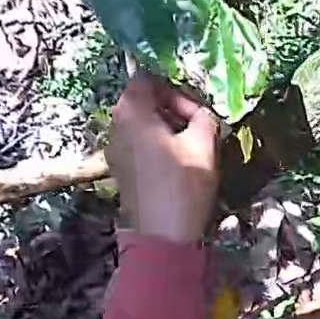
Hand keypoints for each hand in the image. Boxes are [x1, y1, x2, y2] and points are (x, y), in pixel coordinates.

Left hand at [108, 73, 221, 243]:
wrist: (163, 239)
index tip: (196, 111)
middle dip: (173, 109)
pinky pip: (140, 147)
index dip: (176, 88)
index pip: (149, 79)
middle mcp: (116, 126)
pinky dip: (158, 148)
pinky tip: (178, 165)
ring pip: (143, 126)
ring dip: (168, 130)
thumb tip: (202, 114)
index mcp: (131, 111)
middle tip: (198, 128)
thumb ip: (204, 117)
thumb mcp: (204, 145)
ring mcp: (115, 151)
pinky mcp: (121, 172)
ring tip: (192, 148)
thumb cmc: (182, 187)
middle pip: (144, 102)